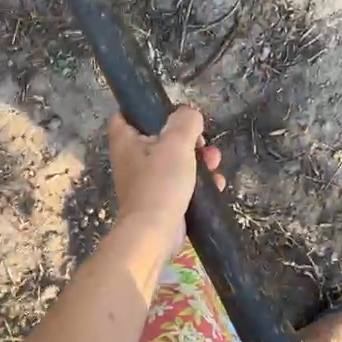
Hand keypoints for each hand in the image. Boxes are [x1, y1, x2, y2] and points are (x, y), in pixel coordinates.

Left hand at [108, 106, 224, 266]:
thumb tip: (190, 114)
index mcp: (127, 142)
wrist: (154, 234)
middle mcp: (133, 160)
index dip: (143, 108)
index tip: (166, 108)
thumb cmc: (160, 182)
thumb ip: (185, 121)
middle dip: (187, 137)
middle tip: (202, 141)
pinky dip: (199, 182)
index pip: (125, 115)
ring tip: (214, 162)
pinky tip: (216, 184)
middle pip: (160, 137)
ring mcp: (147, 182)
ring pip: (175, 160)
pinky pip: (182, 183)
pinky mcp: (162, 200)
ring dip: (199, 159)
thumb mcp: (176, 142)